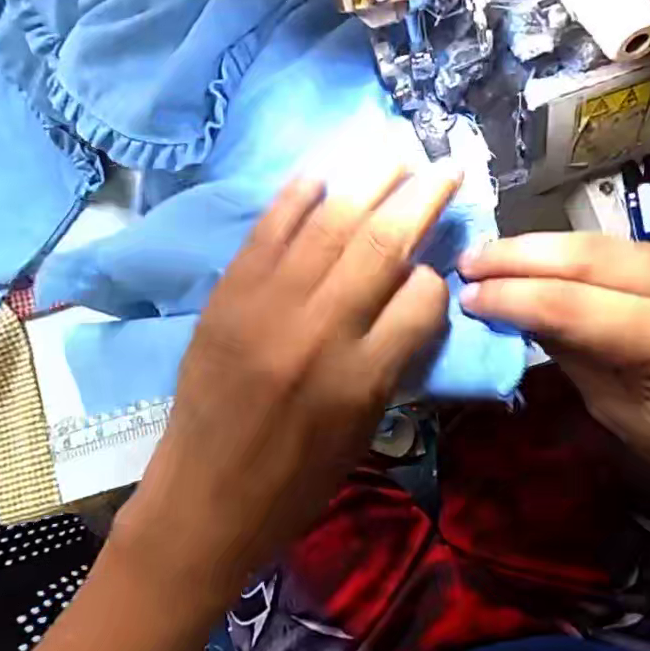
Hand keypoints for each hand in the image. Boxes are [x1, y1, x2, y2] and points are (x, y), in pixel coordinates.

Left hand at [118, 165, 457, 594]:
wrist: (203, 500)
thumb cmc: (295, 483)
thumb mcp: (364, 430)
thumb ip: (393, 359)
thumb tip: (413, 295)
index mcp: (362, 377)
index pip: (422, 298)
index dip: (435, 280)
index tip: (433, 276)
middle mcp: (319, 330)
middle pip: (382, 243)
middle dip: (422, 197)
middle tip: (446, 164)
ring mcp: (267, 305)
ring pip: (329, 224)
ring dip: (368, 180)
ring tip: (395, 150)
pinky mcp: (227, 294)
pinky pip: (267, 230)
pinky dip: (297, 195)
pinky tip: (323, 171)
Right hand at [458, 234, 649, 517]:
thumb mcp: (617, 412)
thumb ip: (567, 349)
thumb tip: (510, 306)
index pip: (578, 305)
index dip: (513, 295)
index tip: (465, 292)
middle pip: (596, 257)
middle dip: (522, 256)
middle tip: (472, 259)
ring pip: (616, 245)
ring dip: (551, 250)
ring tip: (500, 256)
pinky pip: (643, 250)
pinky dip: (593, 257)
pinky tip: (556, 262)